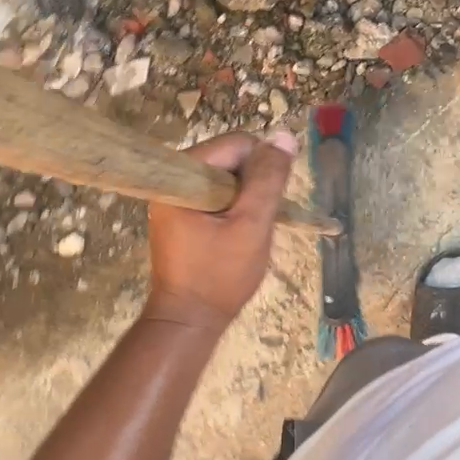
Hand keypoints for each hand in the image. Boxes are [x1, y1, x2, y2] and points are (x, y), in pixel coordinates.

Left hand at [143, 130, 297, 330]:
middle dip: (254, 182)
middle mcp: (174, 179)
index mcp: (182, 177)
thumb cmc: (219, 276)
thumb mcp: (252, 224)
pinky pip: (219, 191)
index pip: (236, 145)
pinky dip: (236, 204)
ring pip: (229, 174)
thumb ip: (269, 178)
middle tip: (257, 218)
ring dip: (247, 195)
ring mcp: (176, 196)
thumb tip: (285, 135)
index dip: (262, 166)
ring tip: (249, 227)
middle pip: (232, 156)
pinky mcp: (182, 211)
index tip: (267, 202)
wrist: (188, 323)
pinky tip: (239, 230)